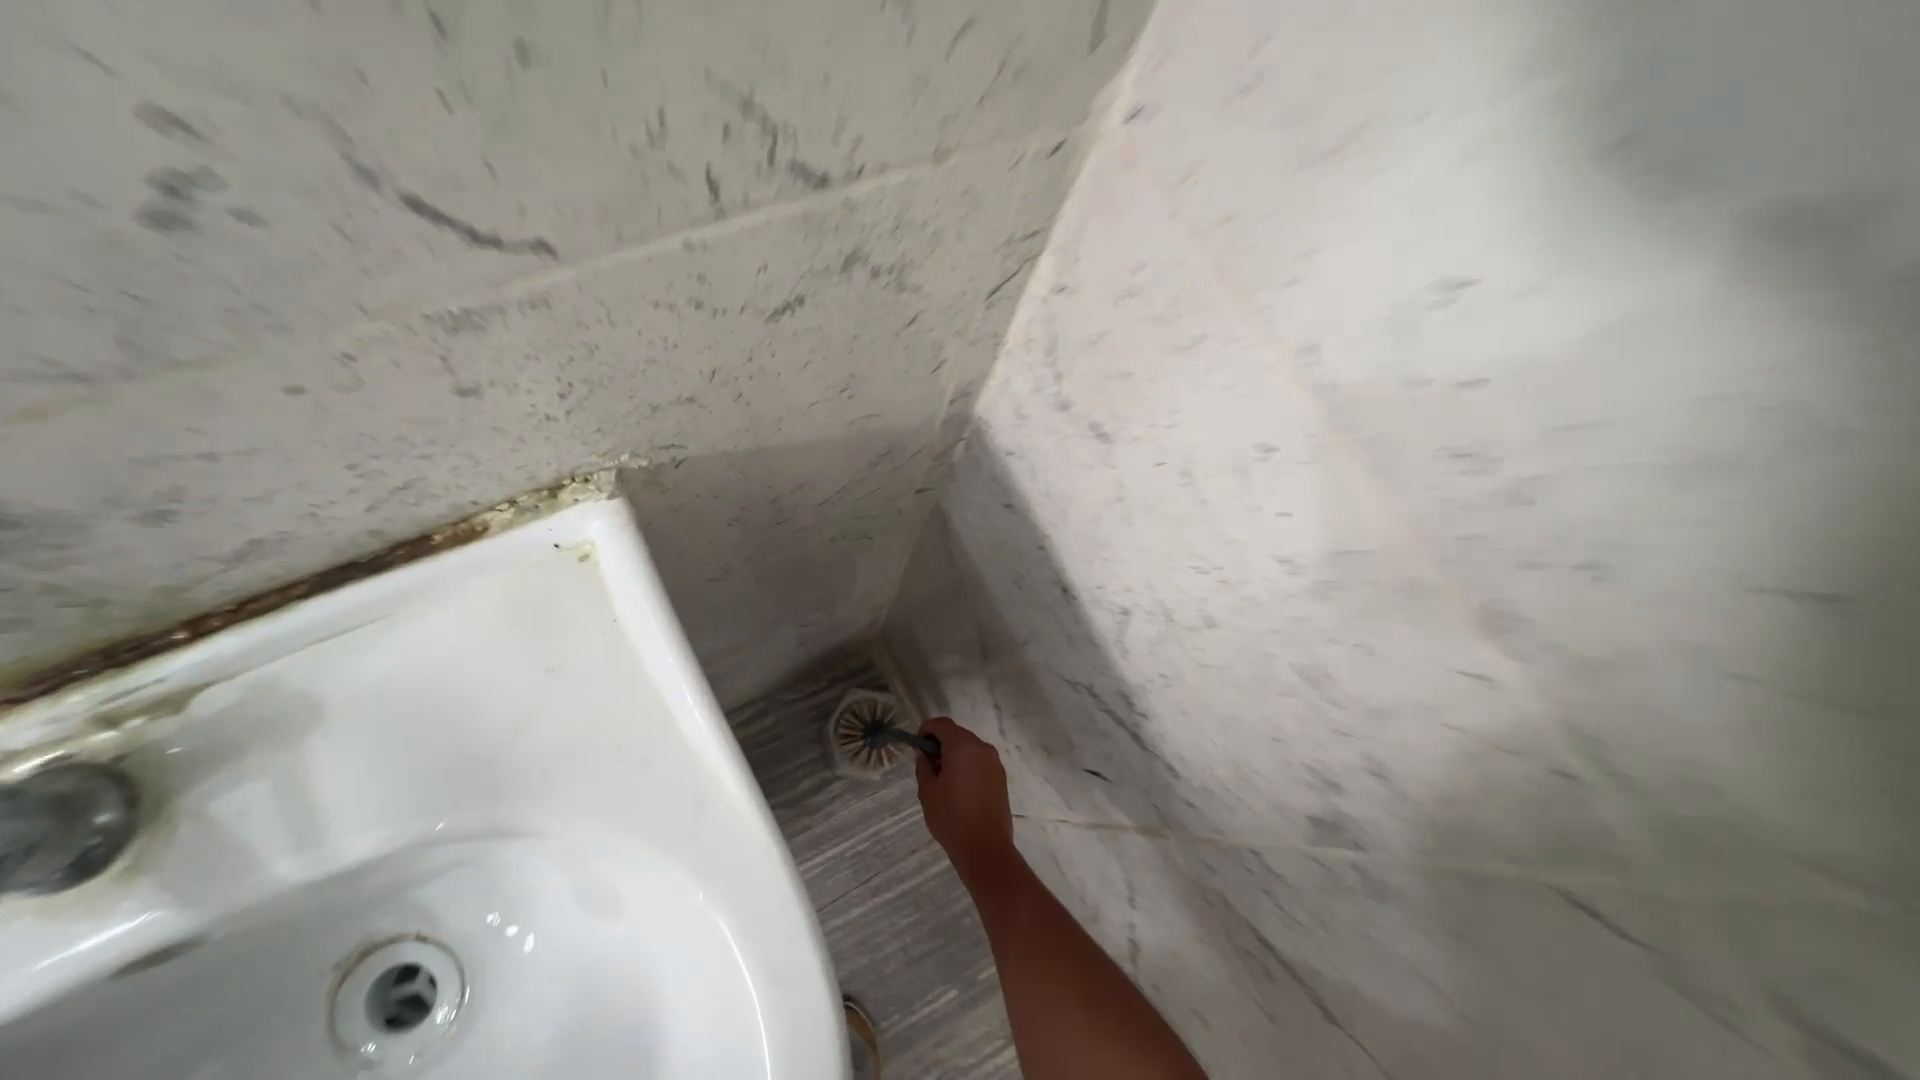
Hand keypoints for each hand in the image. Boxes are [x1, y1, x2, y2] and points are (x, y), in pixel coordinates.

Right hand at [914, 717, 1017, 886]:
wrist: (985, 846)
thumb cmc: (951, 817)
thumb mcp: (928, 791)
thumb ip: (923, 766)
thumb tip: (924, 754)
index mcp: (962, 746)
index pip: (942, 724)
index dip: (927, 729)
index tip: (918, 745)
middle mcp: (982, 748)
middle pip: (957, 734)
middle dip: (941, 744)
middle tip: (928, 766)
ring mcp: (994, 762)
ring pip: (970, 748)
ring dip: (955, 755)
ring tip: (943, 781)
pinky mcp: (1001, 777)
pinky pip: (980, 761)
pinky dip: (968, 765)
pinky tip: (960, 788)